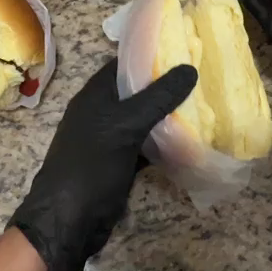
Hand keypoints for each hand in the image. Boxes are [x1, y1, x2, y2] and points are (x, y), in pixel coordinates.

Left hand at [9, 58, 195, 270]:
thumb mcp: (125, 126)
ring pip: (144, 118)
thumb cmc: (90, 166)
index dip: (150, 52)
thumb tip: (189, 69)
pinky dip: (166, 142)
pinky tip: (192, 140)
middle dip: (165, 83)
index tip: (183, 45)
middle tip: (202, 74)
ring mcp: (111, 139)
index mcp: (95, 94)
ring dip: (168, 113)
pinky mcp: (121, 163)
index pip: (124, 62)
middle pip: (136, 90)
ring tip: (203, 101)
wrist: (67, 225)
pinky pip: (147, 145)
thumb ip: (157, 98)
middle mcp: (101, 112)